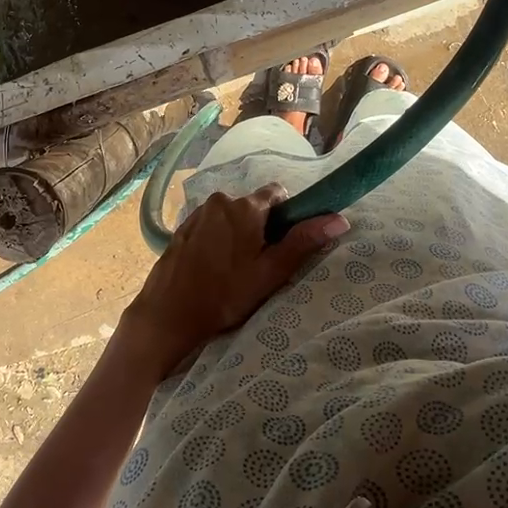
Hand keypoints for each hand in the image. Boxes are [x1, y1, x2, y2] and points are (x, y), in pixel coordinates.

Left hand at [119, 184, 348, 375]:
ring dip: (238, 234)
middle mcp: (220, 200)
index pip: (277, 192)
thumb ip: (303, 242)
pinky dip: (218, 240)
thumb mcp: (270, 272)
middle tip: (261, 264)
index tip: (285, 241)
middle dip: (261, 228)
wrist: (168, 314)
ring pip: (230, 217)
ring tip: (236, 271)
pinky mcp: (182, 228)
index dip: (287, 214)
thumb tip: (340, 218)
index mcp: (245, 207)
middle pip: (253, 206)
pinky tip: (214, 269)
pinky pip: (210, 226)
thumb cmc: (224, 295)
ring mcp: (197, 213)